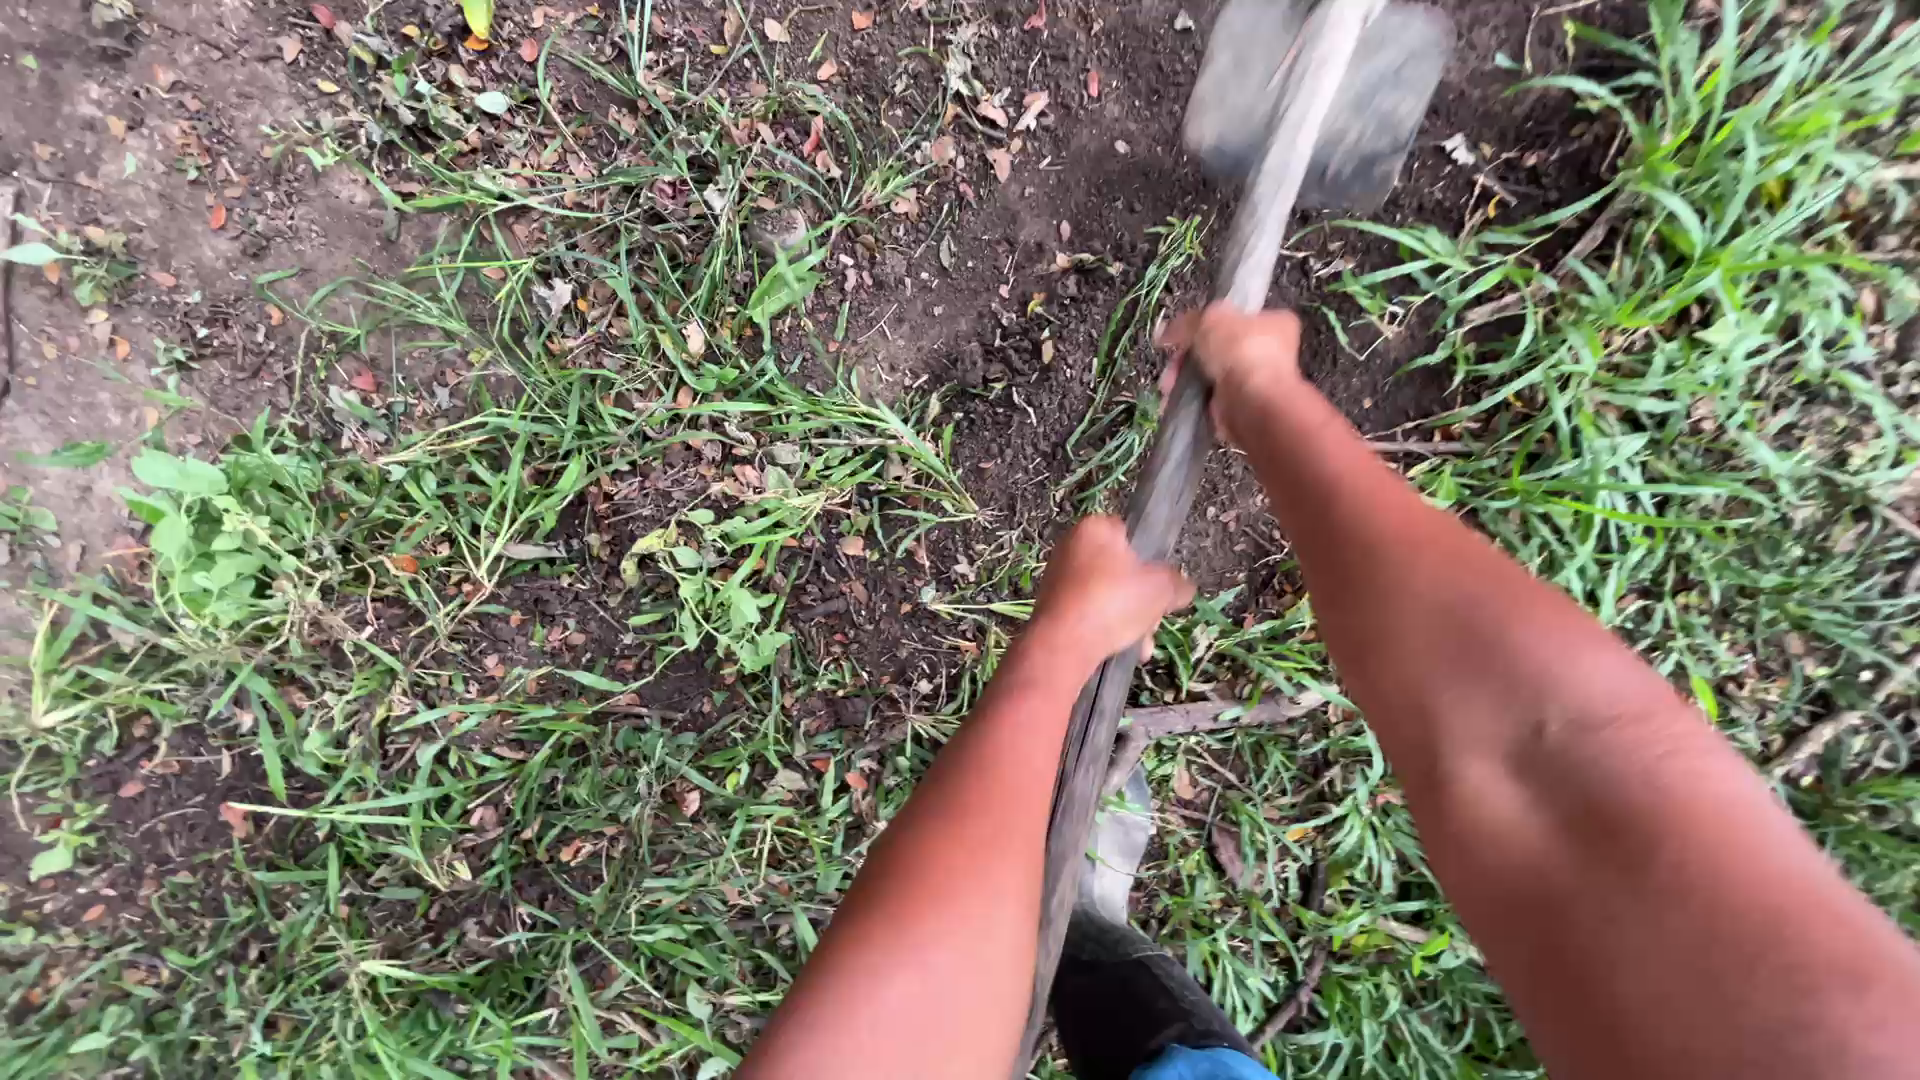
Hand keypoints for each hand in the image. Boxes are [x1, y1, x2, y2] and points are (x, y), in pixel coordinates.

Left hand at [1027, 516, 1194, 668]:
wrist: (1063, 643)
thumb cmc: (1112, 602)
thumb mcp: (1161, 588)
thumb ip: (1177, 583)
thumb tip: (1183, 586)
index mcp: (1094, 527)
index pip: (1131, 533)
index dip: (1151, 558)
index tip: (1160, 582)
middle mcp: (1071, 546)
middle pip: (1122, 569)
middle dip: (1143, 598)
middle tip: (1154, 618)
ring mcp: (1058, 576)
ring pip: (1108, 594)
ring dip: (1129, 618)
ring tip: (1142, 643)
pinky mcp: (1052, 605)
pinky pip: (1089, 611)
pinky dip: (1106, 627)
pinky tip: (1122, 649)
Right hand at [1157, 303, 1302, 444]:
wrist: (1252, 403)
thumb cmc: (1240, 351)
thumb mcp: (1210, 320)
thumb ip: (1186, 322)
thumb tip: (1165, 332)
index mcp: (1273, 322)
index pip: (1234, 317)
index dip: (1205, 324)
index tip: (1182, 333)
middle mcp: (1267, 352)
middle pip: (1215, 348)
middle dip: (1186, 357)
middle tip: (1173, 363)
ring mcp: (1253, 382)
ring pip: (1207, 375)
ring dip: (1183, 379)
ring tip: (1168, 386)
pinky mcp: (1238, 408)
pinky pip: (1206, 399)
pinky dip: (1188, 399)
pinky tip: (1173, 399)